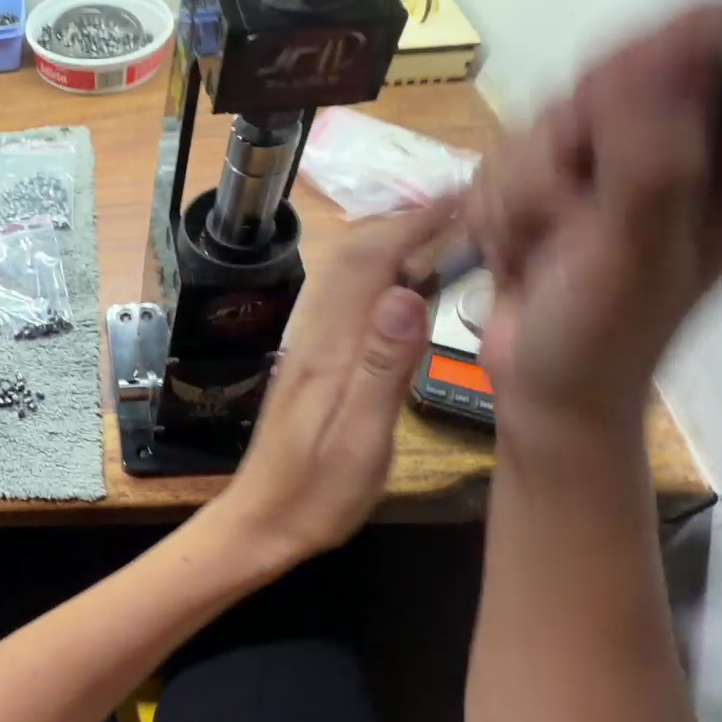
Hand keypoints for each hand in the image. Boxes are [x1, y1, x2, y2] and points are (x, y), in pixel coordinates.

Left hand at [213, 204, 457, 562]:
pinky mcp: (307, 370)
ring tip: (441, 235)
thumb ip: (381, 367)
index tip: (462, 197)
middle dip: (400, 225)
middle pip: (349, 261)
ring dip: (387, 248)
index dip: (411, 223)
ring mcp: (306, 354)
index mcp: (327, 351)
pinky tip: (402, 293)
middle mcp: (311, 340)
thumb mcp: (360, 439)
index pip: (366, 264)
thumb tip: (407, 291)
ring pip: (342, 281)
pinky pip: (340, 308)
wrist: (259, 523)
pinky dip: (375, 281)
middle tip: (460, 208)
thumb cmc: (316, 495)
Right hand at [466, 3, 721, 429]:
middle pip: (597, 82)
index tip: (592, 149)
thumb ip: (653, 146)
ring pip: (536, 125)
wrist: (547, 392)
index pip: (700, 43)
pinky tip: (515, 254)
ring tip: (536, 252)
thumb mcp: (635, 242)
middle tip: (563, 221)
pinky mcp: (557, 191)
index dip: (630, 83)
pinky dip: (494, 213)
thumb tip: (672, 42)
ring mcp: (614, 169)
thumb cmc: (602, 334)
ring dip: (516, 197)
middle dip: (554, 158)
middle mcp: (683, 144)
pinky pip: (500, 163)